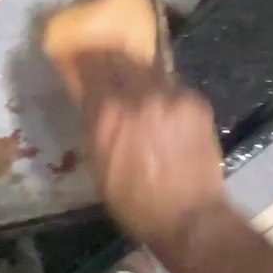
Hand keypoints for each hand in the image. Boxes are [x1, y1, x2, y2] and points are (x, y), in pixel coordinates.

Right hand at [73, 53, 231, 259]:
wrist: (190, 218)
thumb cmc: (135, 203)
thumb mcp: (99, 167)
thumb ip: (94, 127)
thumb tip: (89, 101)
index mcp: (108, 114)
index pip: (91, 66)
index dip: (81, 56)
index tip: (76, 54)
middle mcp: (139, 96)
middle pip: (119, 58)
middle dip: (107, 55)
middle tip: (101, 57)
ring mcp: (171, 97)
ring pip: (147, 68)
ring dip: (134, 69)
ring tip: (130, 76)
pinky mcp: (195, 103)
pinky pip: (172, 85)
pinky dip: (160, 89)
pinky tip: (159, 103)